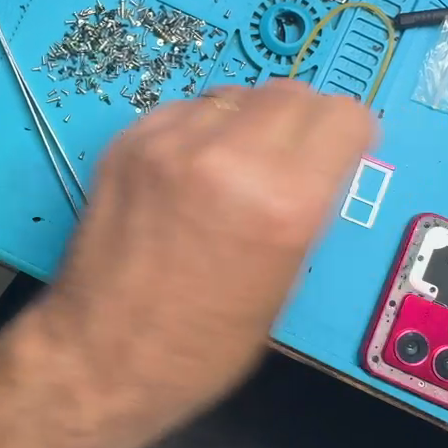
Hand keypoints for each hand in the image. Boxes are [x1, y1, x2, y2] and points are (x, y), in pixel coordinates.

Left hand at [37, 80, 377, 432]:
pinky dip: (197, 131)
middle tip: (289, 160)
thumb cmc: (202, 345)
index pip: (342, 117)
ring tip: (232, 167)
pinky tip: (186, 172)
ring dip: (246, 122)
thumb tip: (314, 162)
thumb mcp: (283, 284)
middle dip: (301, 123)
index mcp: (281, 201)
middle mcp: (226, 157)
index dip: (348, 136)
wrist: (100, 355)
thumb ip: (305, 208)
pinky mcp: (125, 142)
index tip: (338, 154)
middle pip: (291, 93)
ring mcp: (168, 144)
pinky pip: (184, 111)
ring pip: (235, 96)